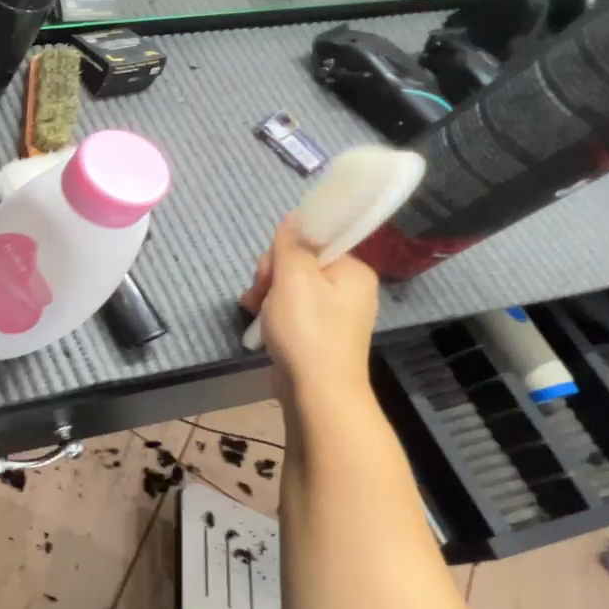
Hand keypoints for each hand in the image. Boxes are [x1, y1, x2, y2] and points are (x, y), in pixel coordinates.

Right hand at [240, 214, 379, 396]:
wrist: (317, 391)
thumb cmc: (307, 332)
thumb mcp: (293, 281)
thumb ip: (291, 246)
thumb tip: (295, 217)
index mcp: (353, 271)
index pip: (313, 243)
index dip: (283, 253)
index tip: (267, 274)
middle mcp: (350, 289)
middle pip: (300, 265)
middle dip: (271, 277)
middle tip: (259, 296)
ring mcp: (336, 313)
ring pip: (292, 289)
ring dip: (267, 296)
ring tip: (254, 313)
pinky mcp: (321, 334)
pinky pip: (294, 310)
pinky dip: (274, 313)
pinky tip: (260, 325)